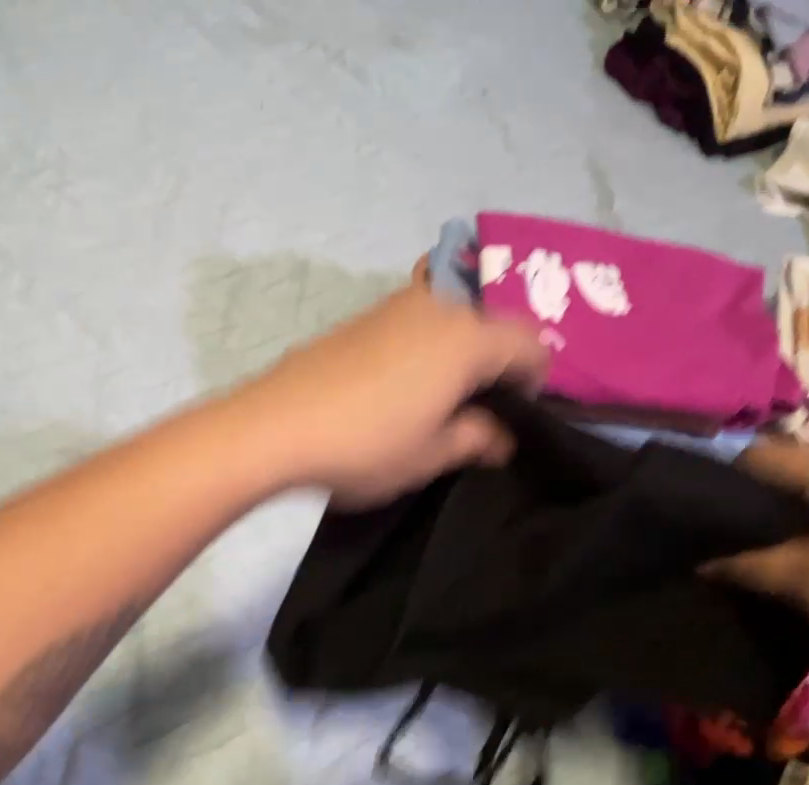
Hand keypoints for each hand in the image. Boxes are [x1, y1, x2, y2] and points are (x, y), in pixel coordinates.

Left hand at [231, 262, 548, 507]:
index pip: (532, 344)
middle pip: (490, 326)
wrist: (274, 426)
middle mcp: (438, 307)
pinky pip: (414, 325)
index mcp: (468, 338)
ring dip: (457, 356)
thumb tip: (501, 437)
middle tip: (475, 412)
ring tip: (436, 403)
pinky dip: (422, 350)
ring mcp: (394, 306)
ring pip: (451, 322)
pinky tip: (396, 390)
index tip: (513, 417)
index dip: (534, 381)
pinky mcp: (361, 317)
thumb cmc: (366, 444)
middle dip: (494, 365)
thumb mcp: (430, 455)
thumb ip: (477, 440)